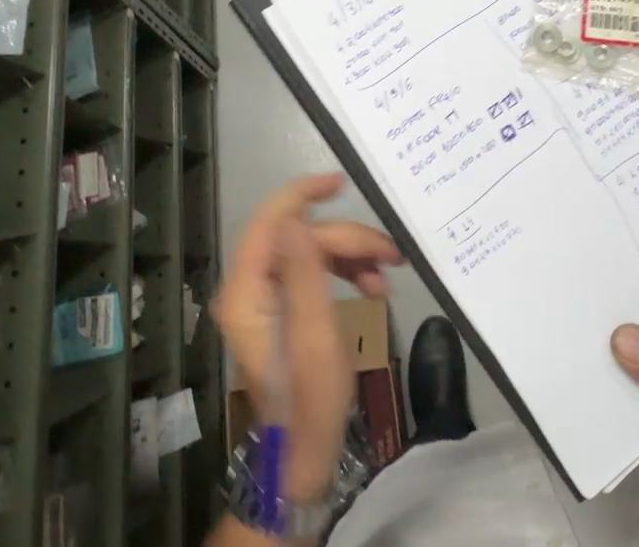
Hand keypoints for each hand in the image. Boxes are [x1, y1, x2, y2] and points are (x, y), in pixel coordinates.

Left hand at [214, 174, 403, 502]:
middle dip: (348, 240)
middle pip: (300, 238)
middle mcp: (249, 288)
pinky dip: (348, 274)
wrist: (304, 453)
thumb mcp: (314, 334)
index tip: (341, 183)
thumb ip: (304, 274)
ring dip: (353, 256)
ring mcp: (266, 299)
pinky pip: (316, 274)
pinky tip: (375, 289)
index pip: (269, 221)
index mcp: (246, 290)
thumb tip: (294, 220)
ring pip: (313, 253)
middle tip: (392, 256)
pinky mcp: (283, 310)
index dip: (302, 195)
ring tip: (389, 275)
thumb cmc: (310, 399)